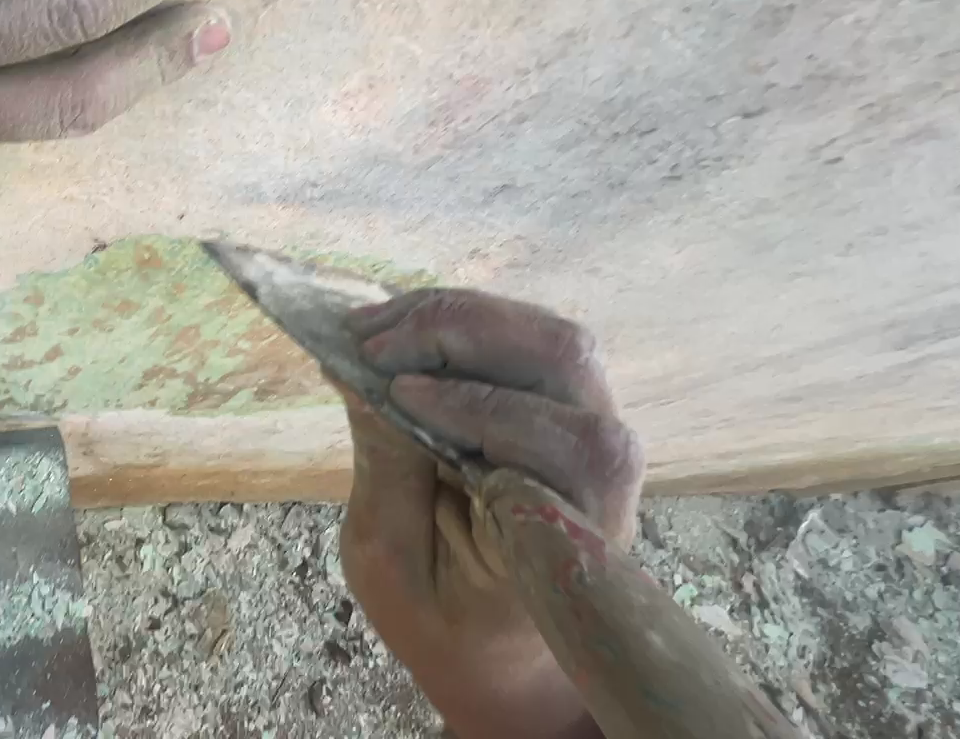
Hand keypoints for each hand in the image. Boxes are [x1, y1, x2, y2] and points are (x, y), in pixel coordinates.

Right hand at [334, 289, 644, 738]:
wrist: (494, 645)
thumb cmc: (441, 618)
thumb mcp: (389, 563)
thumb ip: (386, 470)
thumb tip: (361, 377)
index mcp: (569, 538)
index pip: (566, 448)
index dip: (483, 407)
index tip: (397, 395)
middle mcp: (598, 475)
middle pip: (562, 361)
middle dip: (456, 334)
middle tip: (369, 343)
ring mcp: (584, 430)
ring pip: (547, 336)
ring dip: (451, 315)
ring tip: (371, 328)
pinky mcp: (554, 406)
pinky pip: (520, 336)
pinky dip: (451, 317)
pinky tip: (393, 325)